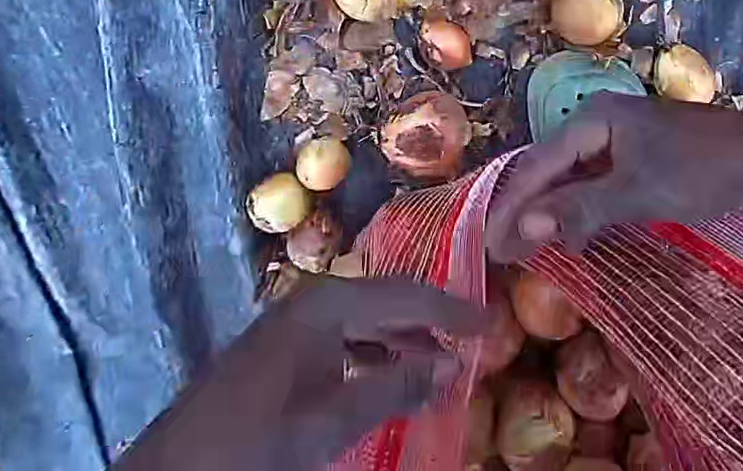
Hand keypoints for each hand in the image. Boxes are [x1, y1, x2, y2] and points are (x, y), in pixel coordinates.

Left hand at [118, 276, 487, 470]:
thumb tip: (454, 365)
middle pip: (388, 299)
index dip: (452, 310)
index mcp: (329, 303)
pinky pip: (343, 338)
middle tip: (471, 335)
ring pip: (366, 319)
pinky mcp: (279, 350)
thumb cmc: (251, 447)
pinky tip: (385, 376)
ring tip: (437, 358)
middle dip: (430, 318)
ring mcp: (293, 323)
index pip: (408, 295)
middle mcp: (315, 299)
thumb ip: (395, 388)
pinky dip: (372, 354)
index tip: (491, 321)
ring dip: (402, 338)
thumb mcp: (329, 424)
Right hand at [485, 93, 742, 263]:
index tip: (486, 246)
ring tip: (528, 249)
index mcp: (597, 118)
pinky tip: (574, 233)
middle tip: (501, 254)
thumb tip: (521, 229)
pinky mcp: (644, 155)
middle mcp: (605, 120)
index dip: (510, 204)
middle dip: (527, 208)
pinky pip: (599, 181)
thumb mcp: (639, 192)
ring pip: (575, 175)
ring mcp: (626, 137)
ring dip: (553, 210)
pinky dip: (581, 207)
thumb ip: (579, 208)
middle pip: (553, 165)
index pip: (538, 162)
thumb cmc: (703, 171)